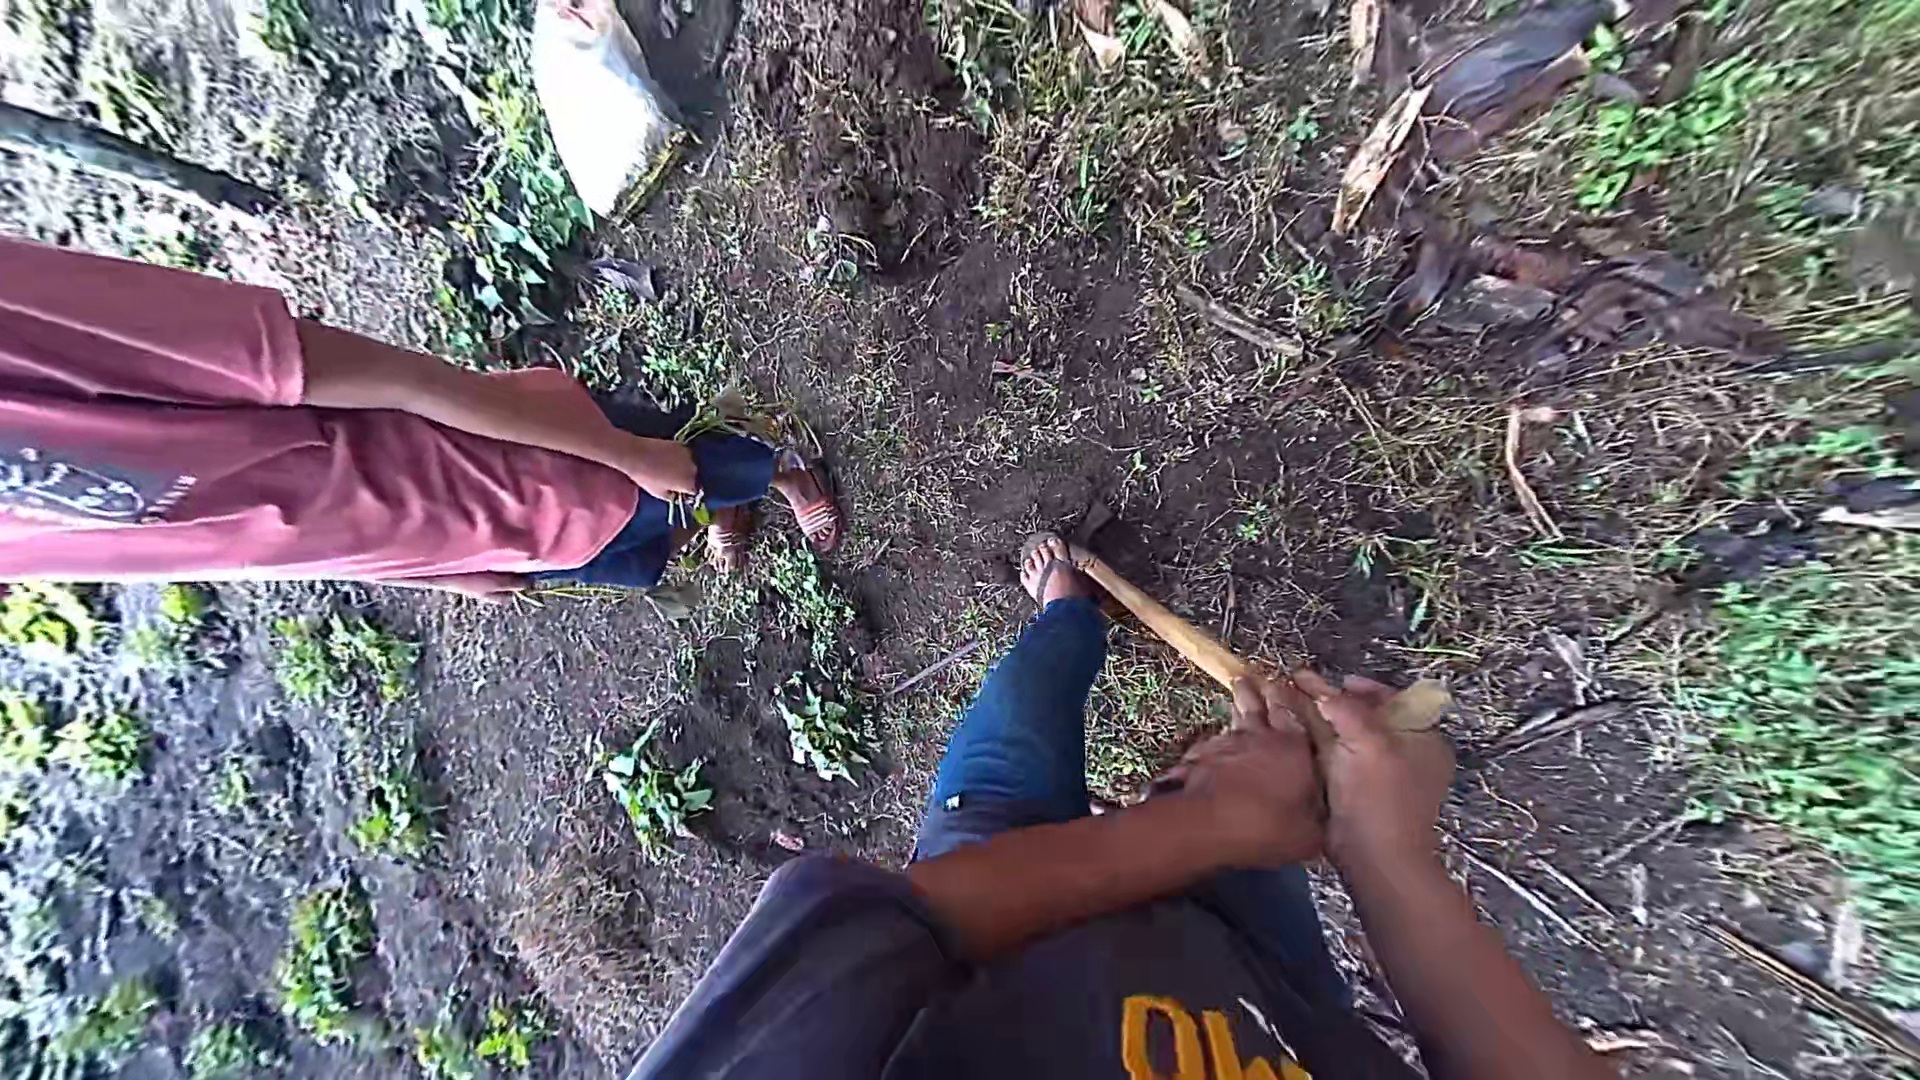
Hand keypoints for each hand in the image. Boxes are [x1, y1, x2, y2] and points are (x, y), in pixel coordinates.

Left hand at [623, 437, 698, 500]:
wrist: (636, 454)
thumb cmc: (646, 477)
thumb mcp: (659, 494)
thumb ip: (673, 497)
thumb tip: (679, 496)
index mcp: (689, 483)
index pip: (695, 490)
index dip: (687, 492)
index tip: (679, 490)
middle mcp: (693, 470)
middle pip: (694, 477)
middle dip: (687, 479)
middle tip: (674, 479)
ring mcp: (689, 456)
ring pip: (691, 465)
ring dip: (685, 467)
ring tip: (671, 467)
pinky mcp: (682, 445)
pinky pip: (686, 455)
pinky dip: (681, 458)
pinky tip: (670, 458)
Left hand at [1158, 675, 1325, 868]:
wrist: (1207, 820)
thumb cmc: (1269, 826)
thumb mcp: (1311, 832)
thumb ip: (1316, 814)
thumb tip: (1320, 813)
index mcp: (1293, 748)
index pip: (1294, 715)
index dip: (1288, 700)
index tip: (1284, 684)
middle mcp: (1258, 737)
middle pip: (1256, 707)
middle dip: (1254, 692)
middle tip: (1247, 678)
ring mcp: (1225, 742)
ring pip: (1233, 719)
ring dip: (1236, 707)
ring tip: (1236, 696)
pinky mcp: (1199, 754)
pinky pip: (1213, 741)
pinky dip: (1217, 740)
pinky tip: (1215, 744)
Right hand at [1289, 668, 1454, 873]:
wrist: (1372, 855)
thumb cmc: (1381, 797)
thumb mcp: (1369, 743)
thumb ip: (1347, 709)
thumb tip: (1323, 692)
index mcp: (1422, 742)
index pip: (1395, 702)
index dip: (1366, 688)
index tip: (1340, 681)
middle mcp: (1400, 753)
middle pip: (1364, 714)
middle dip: (1332, 698)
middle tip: (1301, 682)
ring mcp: (1372, 769)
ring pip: (1341, 730)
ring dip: (1315, 713)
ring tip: (1286, 694)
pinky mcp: (1348, 784)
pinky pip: (1328, 749)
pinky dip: (1309, 734)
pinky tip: (1286, 721)